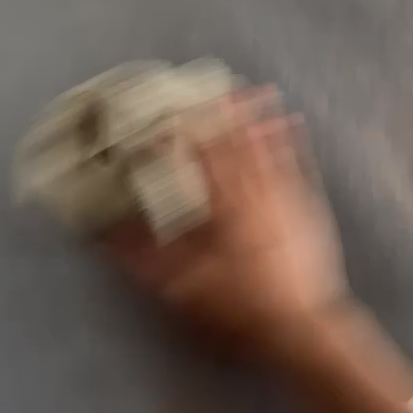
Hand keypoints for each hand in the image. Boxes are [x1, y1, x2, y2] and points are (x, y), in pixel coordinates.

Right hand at [104, 88, 351, 362]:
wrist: (302, 327)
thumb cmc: (239, 307)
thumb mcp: (181, 288)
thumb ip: (142, 259)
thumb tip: (104, 235)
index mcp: (221, 208)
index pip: (194, 162)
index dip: (176, 138)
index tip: (158, 121)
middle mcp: (253, 193)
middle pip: (235, 144)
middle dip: (222, 113)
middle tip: (214, 85)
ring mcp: (284, 197)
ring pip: (268, 146)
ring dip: (259, 116)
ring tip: (255, 88)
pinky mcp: (308, 207)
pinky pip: (300, 164)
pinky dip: (294, 140)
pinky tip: (295, 121)